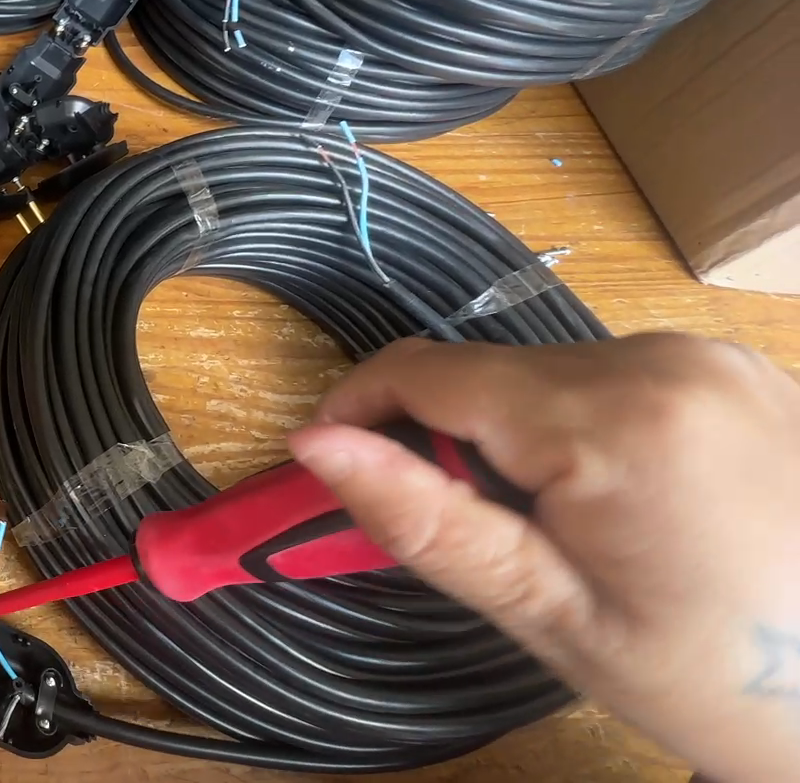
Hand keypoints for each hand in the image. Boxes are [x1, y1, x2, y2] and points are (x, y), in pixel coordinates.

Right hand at [286, 334, 799, 782]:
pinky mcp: (728, 368)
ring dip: (496, 432)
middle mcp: (660, 359)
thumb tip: (312, 443)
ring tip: (545, 518)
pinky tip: (607, 494)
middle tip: (469, 525)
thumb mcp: (551, 615)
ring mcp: (706, 358)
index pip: (420, 370)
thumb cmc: (729, 682)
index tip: (335, 462)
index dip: (353, 408)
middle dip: (437, 435)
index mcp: (614, 419)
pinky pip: (584, 376)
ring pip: (522, 372)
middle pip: (472, 371)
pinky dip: (557, 424)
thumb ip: (422, 520)